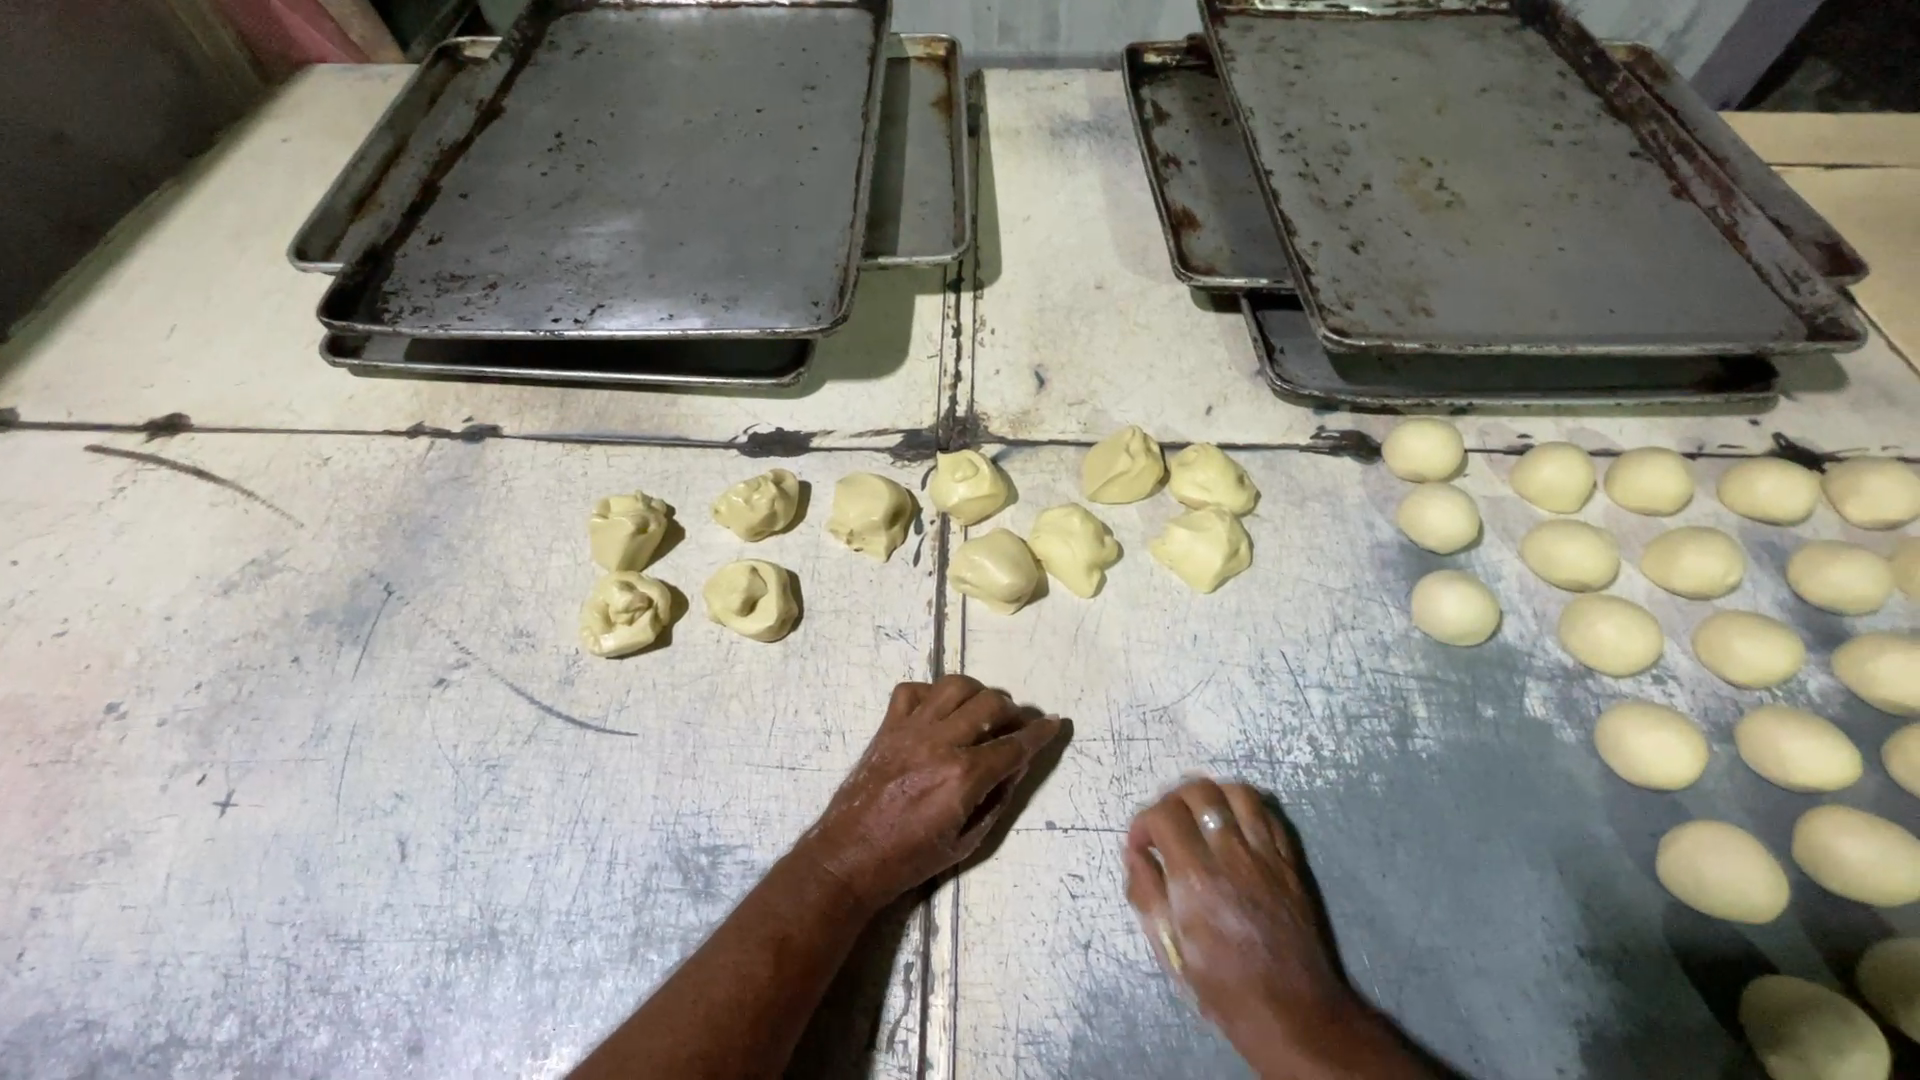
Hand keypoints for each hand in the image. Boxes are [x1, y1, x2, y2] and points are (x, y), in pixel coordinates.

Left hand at [799, 676, 1062, 910]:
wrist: (850, 857)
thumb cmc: (911, 859)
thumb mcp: (968, 841)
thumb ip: (997, 798)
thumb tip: (1017, 764)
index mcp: (963, 776)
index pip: (1013, 744)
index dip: (1040, 733)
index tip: (1054, 723)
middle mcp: (939, 743)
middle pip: (990, 704)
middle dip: (1013, 711)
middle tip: (1016, 725)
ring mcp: (910, 730)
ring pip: (954, 686)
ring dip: (977, 693)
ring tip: (982, 711)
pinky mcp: (886, 727)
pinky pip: (912, 691)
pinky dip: (931, 694)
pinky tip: (940, 712)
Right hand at [1124, 779, 1357, 1044]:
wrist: (1288, 1009)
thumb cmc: (1220, 984)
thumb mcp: (1168, 948)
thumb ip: (1146, 893)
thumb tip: (1135, 854)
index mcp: (1195, 878)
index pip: (1163, 814)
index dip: (1143, 822)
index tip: (1141, 845)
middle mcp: (1230, 855)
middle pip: (1200, 791)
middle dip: (1173, 799)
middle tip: (1168, 825)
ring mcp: (1265, 855)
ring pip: (1238, 792)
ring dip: (1212, 796)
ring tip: (1201, 817)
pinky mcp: (1289, 862)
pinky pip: (1269, 813)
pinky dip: (1246, 807)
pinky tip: (1235, 825)